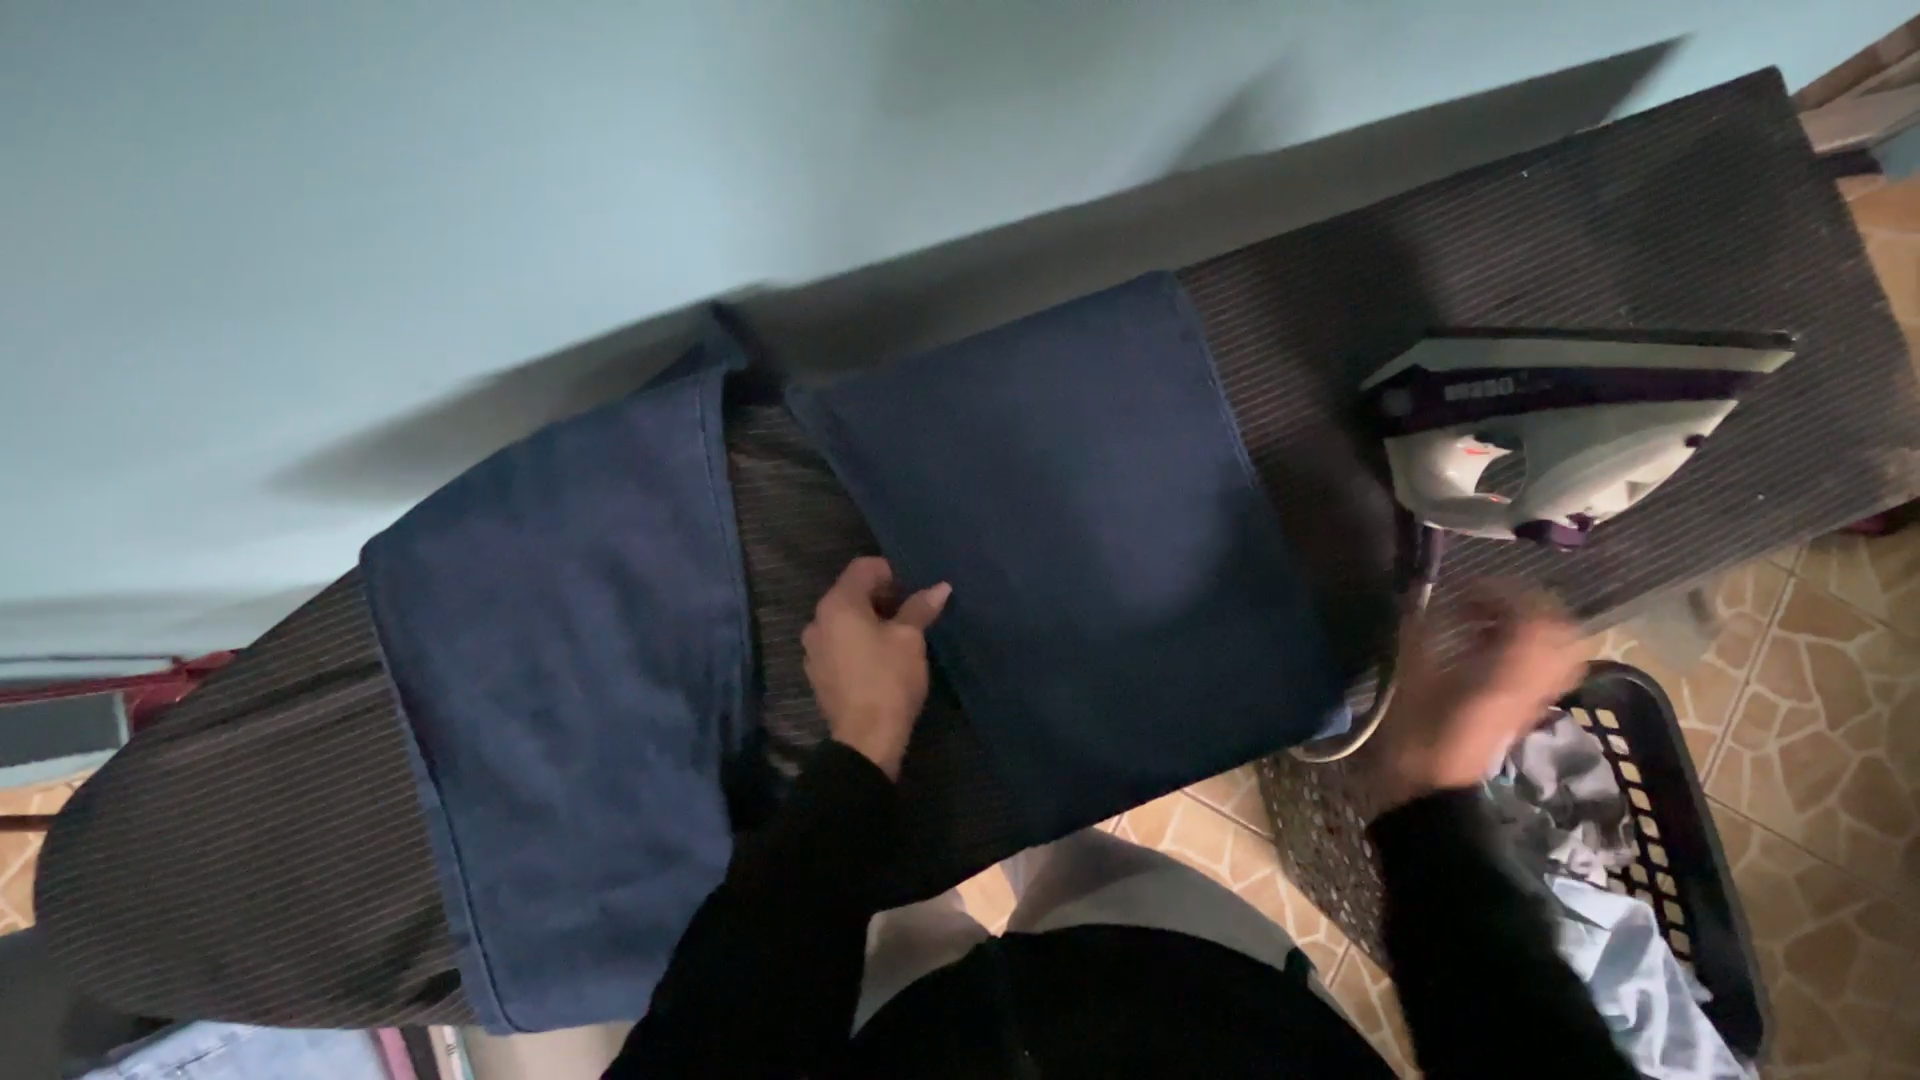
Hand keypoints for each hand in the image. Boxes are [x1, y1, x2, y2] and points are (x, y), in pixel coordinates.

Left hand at [803, 557, 951, 778]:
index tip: (913, 587)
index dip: (890, 571)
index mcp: (837, 604)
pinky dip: (857, 642)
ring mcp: (813, 649)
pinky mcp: (817, 674)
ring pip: (843, 621)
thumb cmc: (889, 678)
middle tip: (910, 610)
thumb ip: (920, 608)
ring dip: (869, 620)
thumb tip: (940, 588)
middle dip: (881, 596)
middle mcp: (817, 621)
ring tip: (898, 635)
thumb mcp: (910, 639)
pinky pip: (838, 644)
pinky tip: (879, 659)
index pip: (862, 568)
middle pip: (850, 593)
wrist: (866, 738)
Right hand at [1370, 581, 1585, 815]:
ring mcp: (1537, 698)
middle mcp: (1536, 681)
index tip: (1468, 588)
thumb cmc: (1416, 735)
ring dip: (1531, 628)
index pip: (1533, 615)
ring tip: (1491, 624)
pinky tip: (1491, 653)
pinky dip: (1527, 651)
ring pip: (1559, 650)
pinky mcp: (1527, 711)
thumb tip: (1424, 598)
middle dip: (1526, 607)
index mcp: (1510, 669)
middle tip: (1486, 602)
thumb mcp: (1410, 676)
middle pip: (1560, 630)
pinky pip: (1546, 669)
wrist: (1434, 794)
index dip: (1503, 592)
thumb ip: (1421, 631)